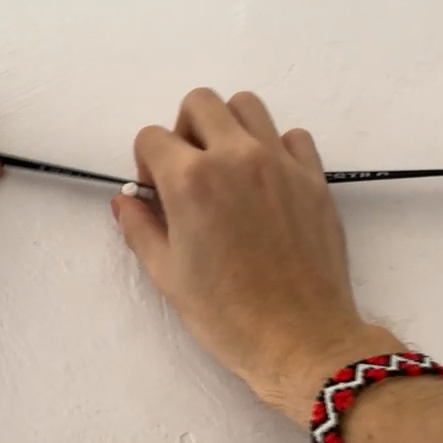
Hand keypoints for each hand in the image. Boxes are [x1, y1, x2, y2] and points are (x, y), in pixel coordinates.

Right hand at [113, 89, 399, 422]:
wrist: (300, 339)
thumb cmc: (229, 316)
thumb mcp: (168, 276)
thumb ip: (141, 227)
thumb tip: (128, 201)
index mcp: (191, 180)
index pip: (152, 137)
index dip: (146, 164)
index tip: (157, 193)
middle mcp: (237, 157)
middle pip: (200, 103)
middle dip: (184, 131)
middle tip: (189, 173)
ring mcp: (281, 164)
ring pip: (248, 106)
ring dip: (229, 127)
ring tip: (229, 169)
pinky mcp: (314, 178)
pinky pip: (294, 136)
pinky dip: (276, 147)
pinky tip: (269, 183)